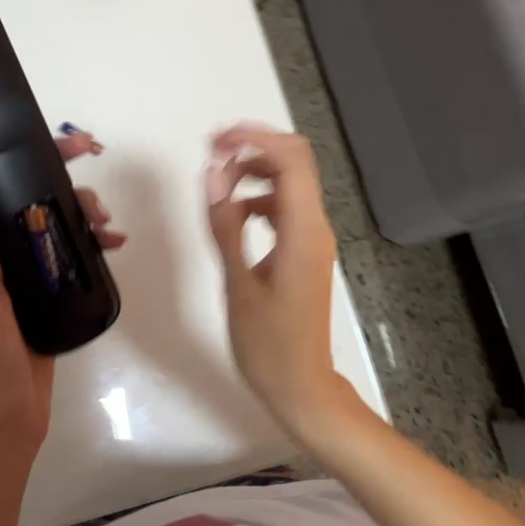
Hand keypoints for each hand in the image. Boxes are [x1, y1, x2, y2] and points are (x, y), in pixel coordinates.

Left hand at [0, 131, 124, 459]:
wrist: (8, 427)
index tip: (10, 119)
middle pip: (14, 192)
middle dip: (48, 165)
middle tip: (87, 148)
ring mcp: (17, 272)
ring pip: (45, 217)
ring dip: (75, 203)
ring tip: (105, 215)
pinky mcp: (42, 291)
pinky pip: (65, 250)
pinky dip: (88, 239)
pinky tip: (113, 243)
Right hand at [204, 124, 351, 437]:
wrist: (301, 387)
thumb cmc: (267, 344)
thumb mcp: (238, 284)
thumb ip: (225, 225)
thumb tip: (212, 175)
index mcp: (303, 231)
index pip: (291, 160)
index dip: (254, 138)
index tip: (215, 141)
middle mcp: (314, 226)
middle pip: (293, 163)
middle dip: (251, 149)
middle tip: (210, 157)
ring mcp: (312, 238)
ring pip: (287, 183)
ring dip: (251, 174)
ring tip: (214, 190)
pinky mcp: (303, 251)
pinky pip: (283, 207)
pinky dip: (257, 198)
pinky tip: (232, 216)